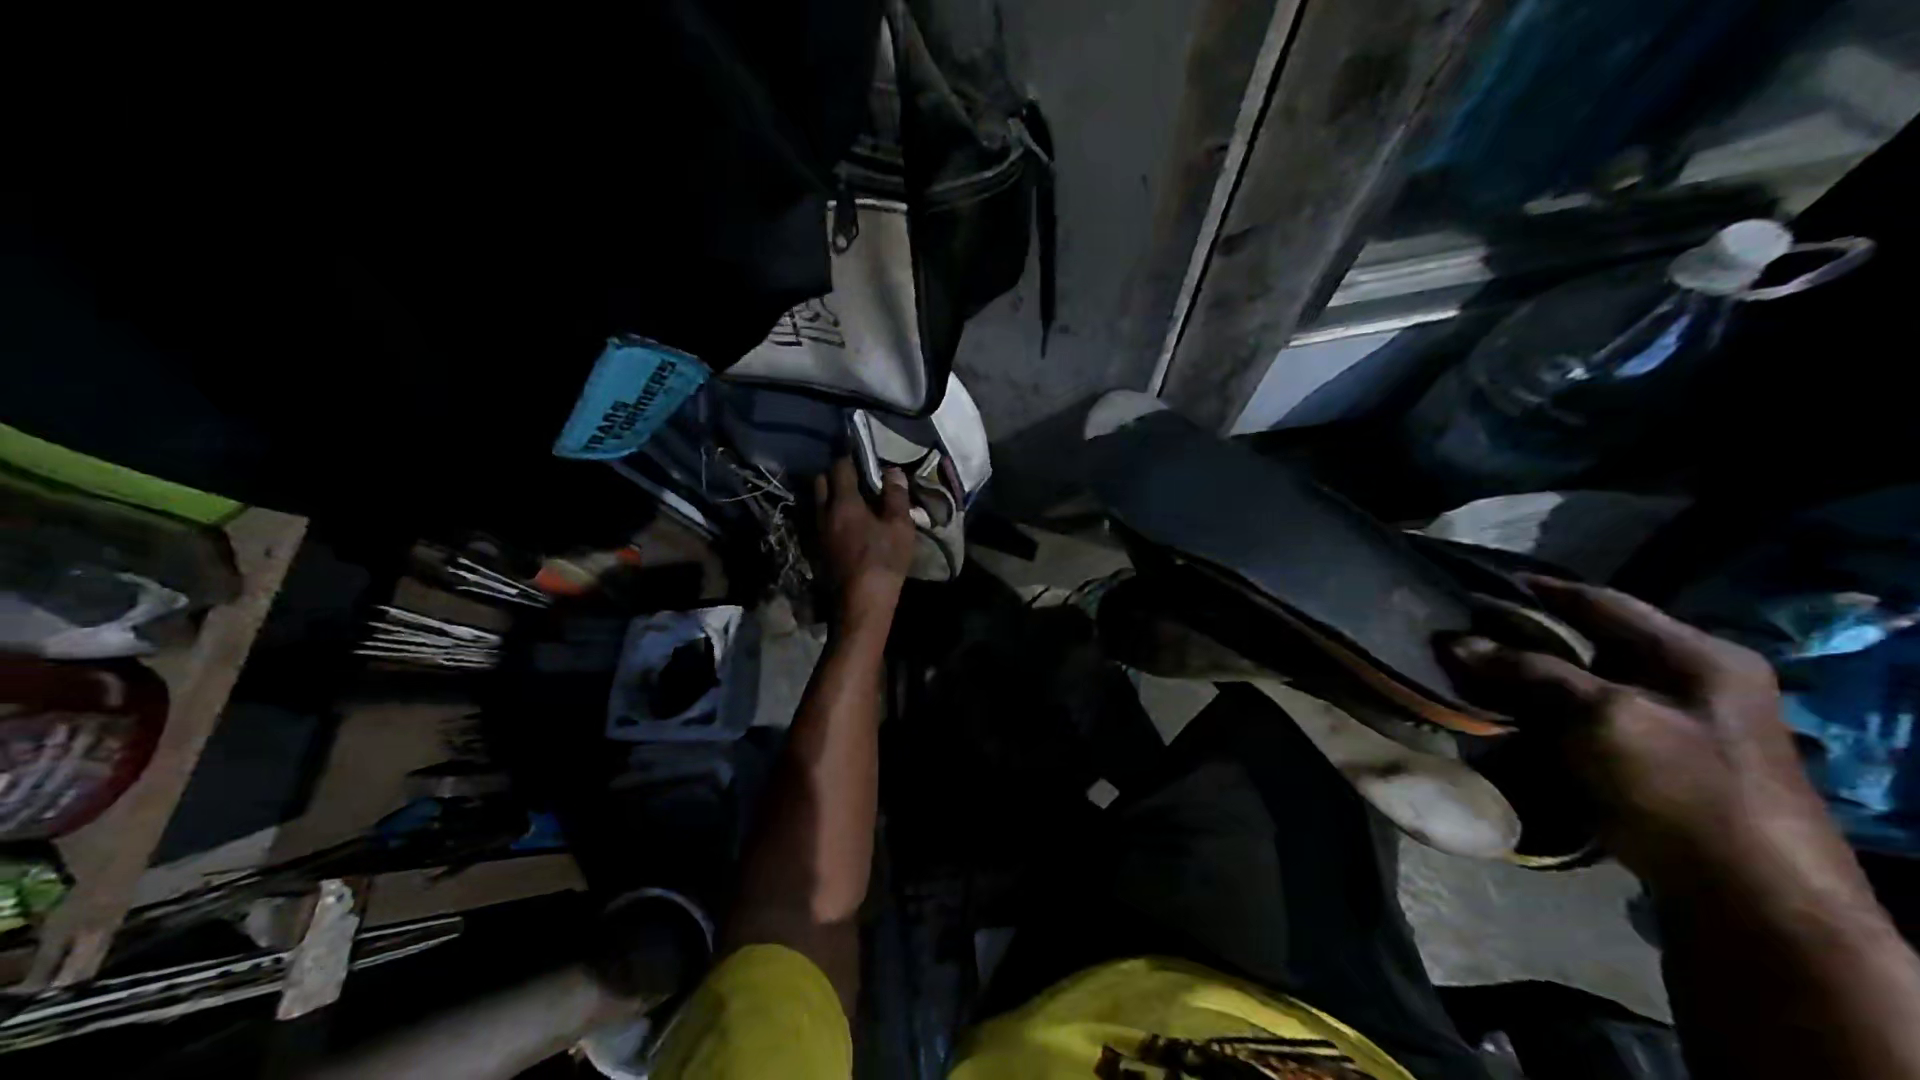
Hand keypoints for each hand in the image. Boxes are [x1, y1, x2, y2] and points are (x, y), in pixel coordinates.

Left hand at [814, 457, 914, 632]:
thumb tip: (893, 471)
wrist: (861, 601)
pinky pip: (819, 520)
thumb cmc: (885, 560)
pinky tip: (845, 523)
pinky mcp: (817, 548)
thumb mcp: (900, 526)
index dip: (851, 458)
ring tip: (851, 499)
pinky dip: (829, 514)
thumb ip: (896, 496)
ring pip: (818, 502)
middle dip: (835, 474)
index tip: (862, 456)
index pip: (840, 468)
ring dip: (830, 495)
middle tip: (856, 477)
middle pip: (821, 481)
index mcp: (844, 503)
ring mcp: (817, 531)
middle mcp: (824, 512)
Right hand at [1447, 576, 1852, 893]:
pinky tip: (1515, 710)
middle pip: (1598, 641)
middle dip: (1533, 634)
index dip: (1544, 591)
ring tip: (1481, 667)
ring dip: (1539, 674)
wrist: (1752, 898)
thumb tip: (1456, 641)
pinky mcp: (1665, 760)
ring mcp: (1685, 723)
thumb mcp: (1603, 718)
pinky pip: (1595, 716)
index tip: (1485, 584)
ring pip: (1593, 680)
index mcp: (1700, 656)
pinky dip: (1553, 708)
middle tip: (1473, 629)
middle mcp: (1697, 681)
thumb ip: (1532, 672)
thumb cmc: (1682, 788)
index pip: (1607, 604)